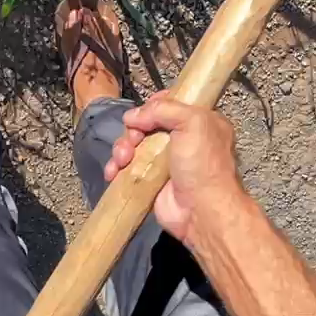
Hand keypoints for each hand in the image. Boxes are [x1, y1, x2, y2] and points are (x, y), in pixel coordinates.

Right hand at [103, 92, 250, 246]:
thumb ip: (163, 109)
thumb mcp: (192, 123)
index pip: (171, 103)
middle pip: (146, 124)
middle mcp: (182, 139)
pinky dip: (116, 168)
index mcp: (200, 121)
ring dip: (122, 149)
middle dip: (133, 131)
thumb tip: (132, 116)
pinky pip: (127, 167)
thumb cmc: (202, 164)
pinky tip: (113, 173)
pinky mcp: (150, 180)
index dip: (154, 105)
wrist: (201, 211)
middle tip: (133, 140)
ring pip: (133, 145)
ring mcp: (165, 161)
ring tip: (122, 160)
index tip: (145, 112)